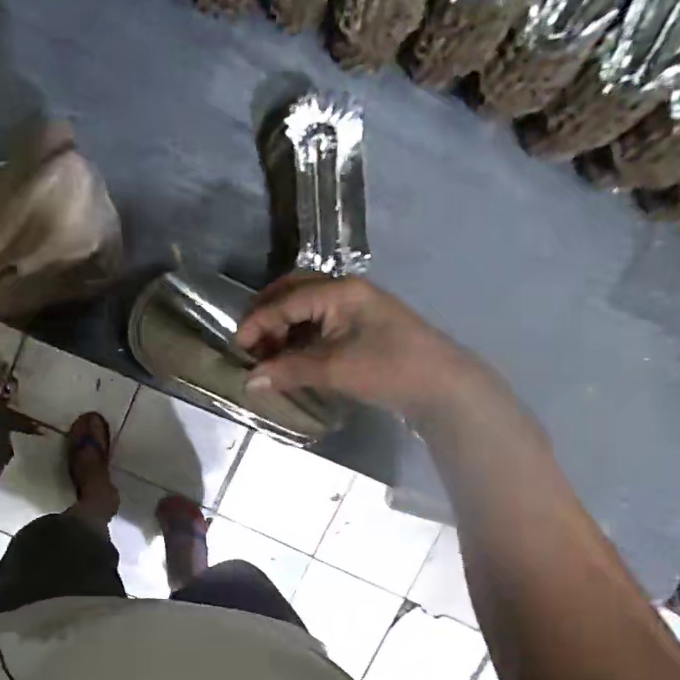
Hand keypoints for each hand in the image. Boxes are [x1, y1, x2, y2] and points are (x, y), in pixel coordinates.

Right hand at [235, 273, 492, 420]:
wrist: (443, 387)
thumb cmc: (389, 370)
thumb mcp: (335, 370)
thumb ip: (288, 371)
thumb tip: (249, 381)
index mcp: (340, 291)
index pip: (285, 302)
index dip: (257, 324)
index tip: (236, 349)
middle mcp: (346, 291)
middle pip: (294, 294)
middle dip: (267, 317)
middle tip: (249, 345)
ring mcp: (356, 309)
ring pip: (306, 309)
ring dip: (283, 329)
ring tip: (268, 356)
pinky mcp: (362, 328)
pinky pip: (320, 324)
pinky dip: (300, 338)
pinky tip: (291, 359)